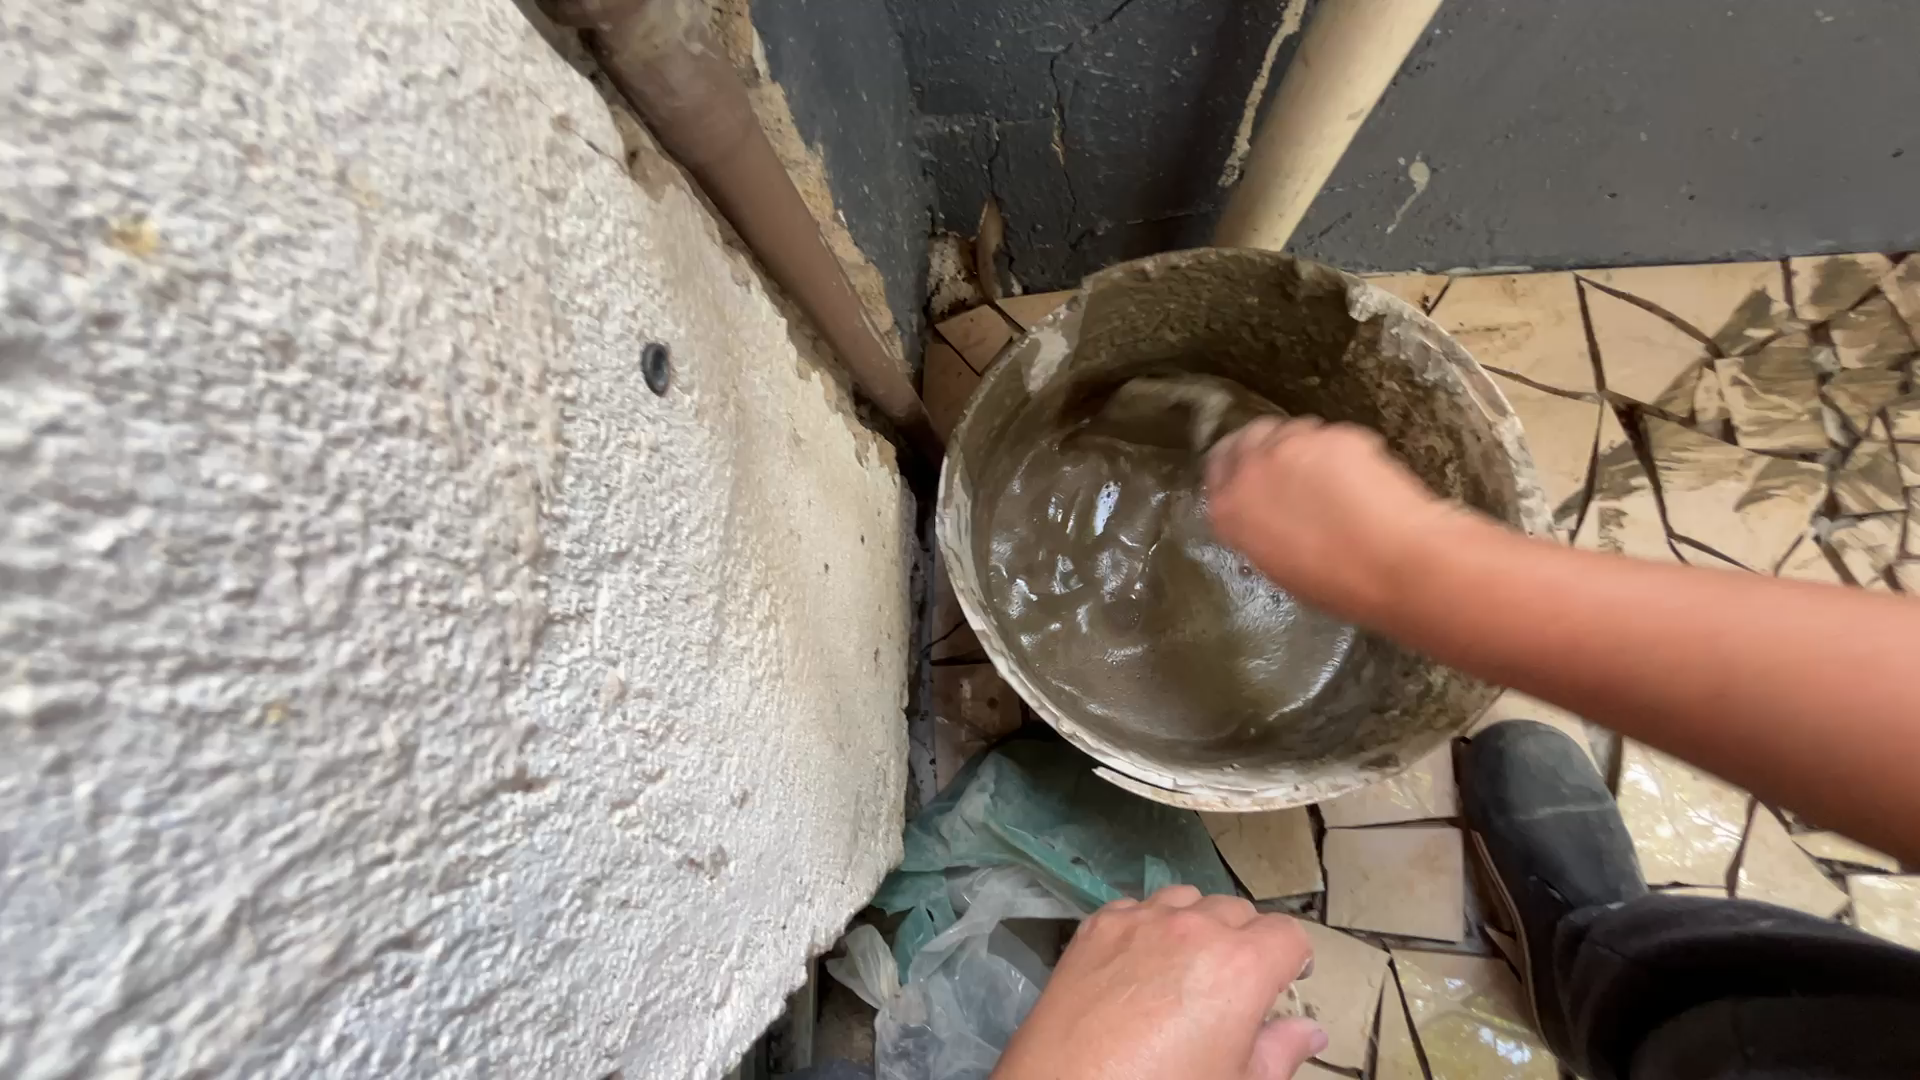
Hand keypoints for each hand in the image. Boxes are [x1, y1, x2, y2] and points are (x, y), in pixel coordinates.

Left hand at [992, 885, 1324, 1079]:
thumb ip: (1279, 1053)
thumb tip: (1310, 1030)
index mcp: (1239, 965)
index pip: (1287, 933)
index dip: (1292, 959)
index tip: (1283, 982)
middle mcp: (1191, 926)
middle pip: (1237, 909)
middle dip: (1245, 940)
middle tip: (1232, 987)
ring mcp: (1139, 917)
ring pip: (1186, 898)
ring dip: (1195, 923)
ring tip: (1184, 969)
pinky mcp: (1098, 922)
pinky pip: (1137, 906)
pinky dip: (1148, 925)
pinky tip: (1138, 965)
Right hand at [1205, 416, 1459, 621]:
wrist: (1394, 564)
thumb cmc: (1336, 582)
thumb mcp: (1274, 563)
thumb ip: (1257, 528)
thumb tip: (1267, 514)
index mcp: (1228, 511)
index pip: (1215, 471)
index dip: (1234, 468)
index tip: (1248, 471)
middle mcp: (1249, 472)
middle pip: (1246, 438)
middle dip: (1264, 446)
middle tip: (1288, 461)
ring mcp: (1290, 448)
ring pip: (1289, 430)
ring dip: (1303, 444)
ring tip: (1329, 472)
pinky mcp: (1332, 435)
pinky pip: (1330, 435)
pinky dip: (1341, 449)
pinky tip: (1360, 476)